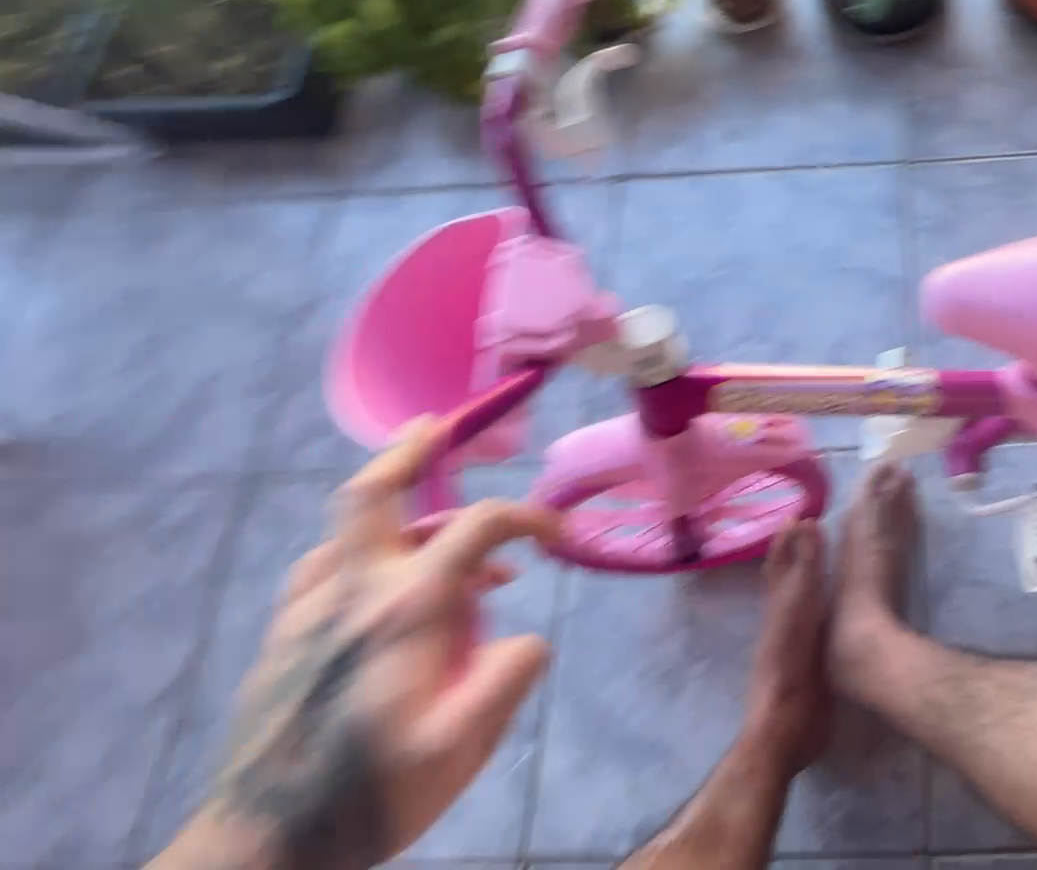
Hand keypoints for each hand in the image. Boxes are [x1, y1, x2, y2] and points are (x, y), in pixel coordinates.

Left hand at [158, 421, 559, 869]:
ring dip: (397, 514)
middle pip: (372, 494)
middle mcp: (353, 592)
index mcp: (408, 607)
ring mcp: (307, 612)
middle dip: (408, 451)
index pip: (480, 526)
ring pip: (346, 532)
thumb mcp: (466, 743)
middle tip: (437, 425)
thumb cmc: (376, 791)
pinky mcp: (281, 639)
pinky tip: (380, 583)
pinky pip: (320, 570)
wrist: (261, 849)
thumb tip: (528, 637)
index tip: (559, 539)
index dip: (529, 518)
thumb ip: (510, 675)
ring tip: (442, 532)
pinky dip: (359, 554)